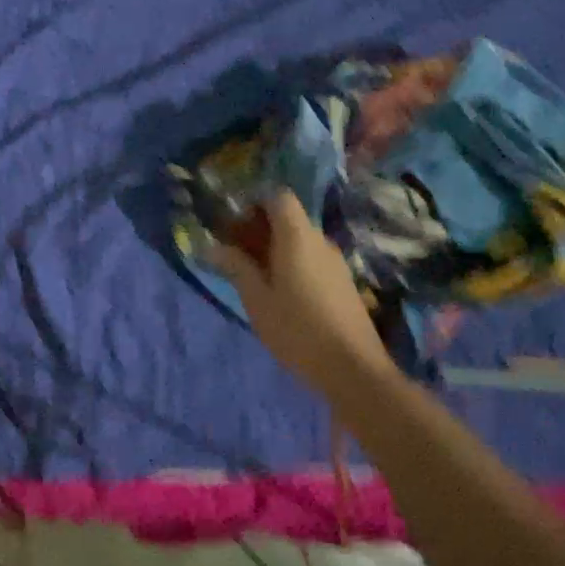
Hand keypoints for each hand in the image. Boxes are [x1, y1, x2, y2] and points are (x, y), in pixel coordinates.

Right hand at [206, 190, 394, 399]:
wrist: (353, 368)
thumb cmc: (296, 329)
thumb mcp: (256, 299)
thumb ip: (235, 267)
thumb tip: (211, 246)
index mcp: (297, 238)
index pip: (279, 197)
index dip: (254, 203)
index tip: (233, 225)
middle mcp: (320, 242)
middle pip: (289, 219)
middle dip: (259, 229)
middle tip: (234, 253)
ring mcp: (336, 263)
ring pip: (300, 241)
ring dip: (275, 249)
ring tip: (253, 276)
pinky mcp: (343, 283)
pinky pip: (312, 259)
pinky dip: (292, 264)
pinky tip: (280, 292)